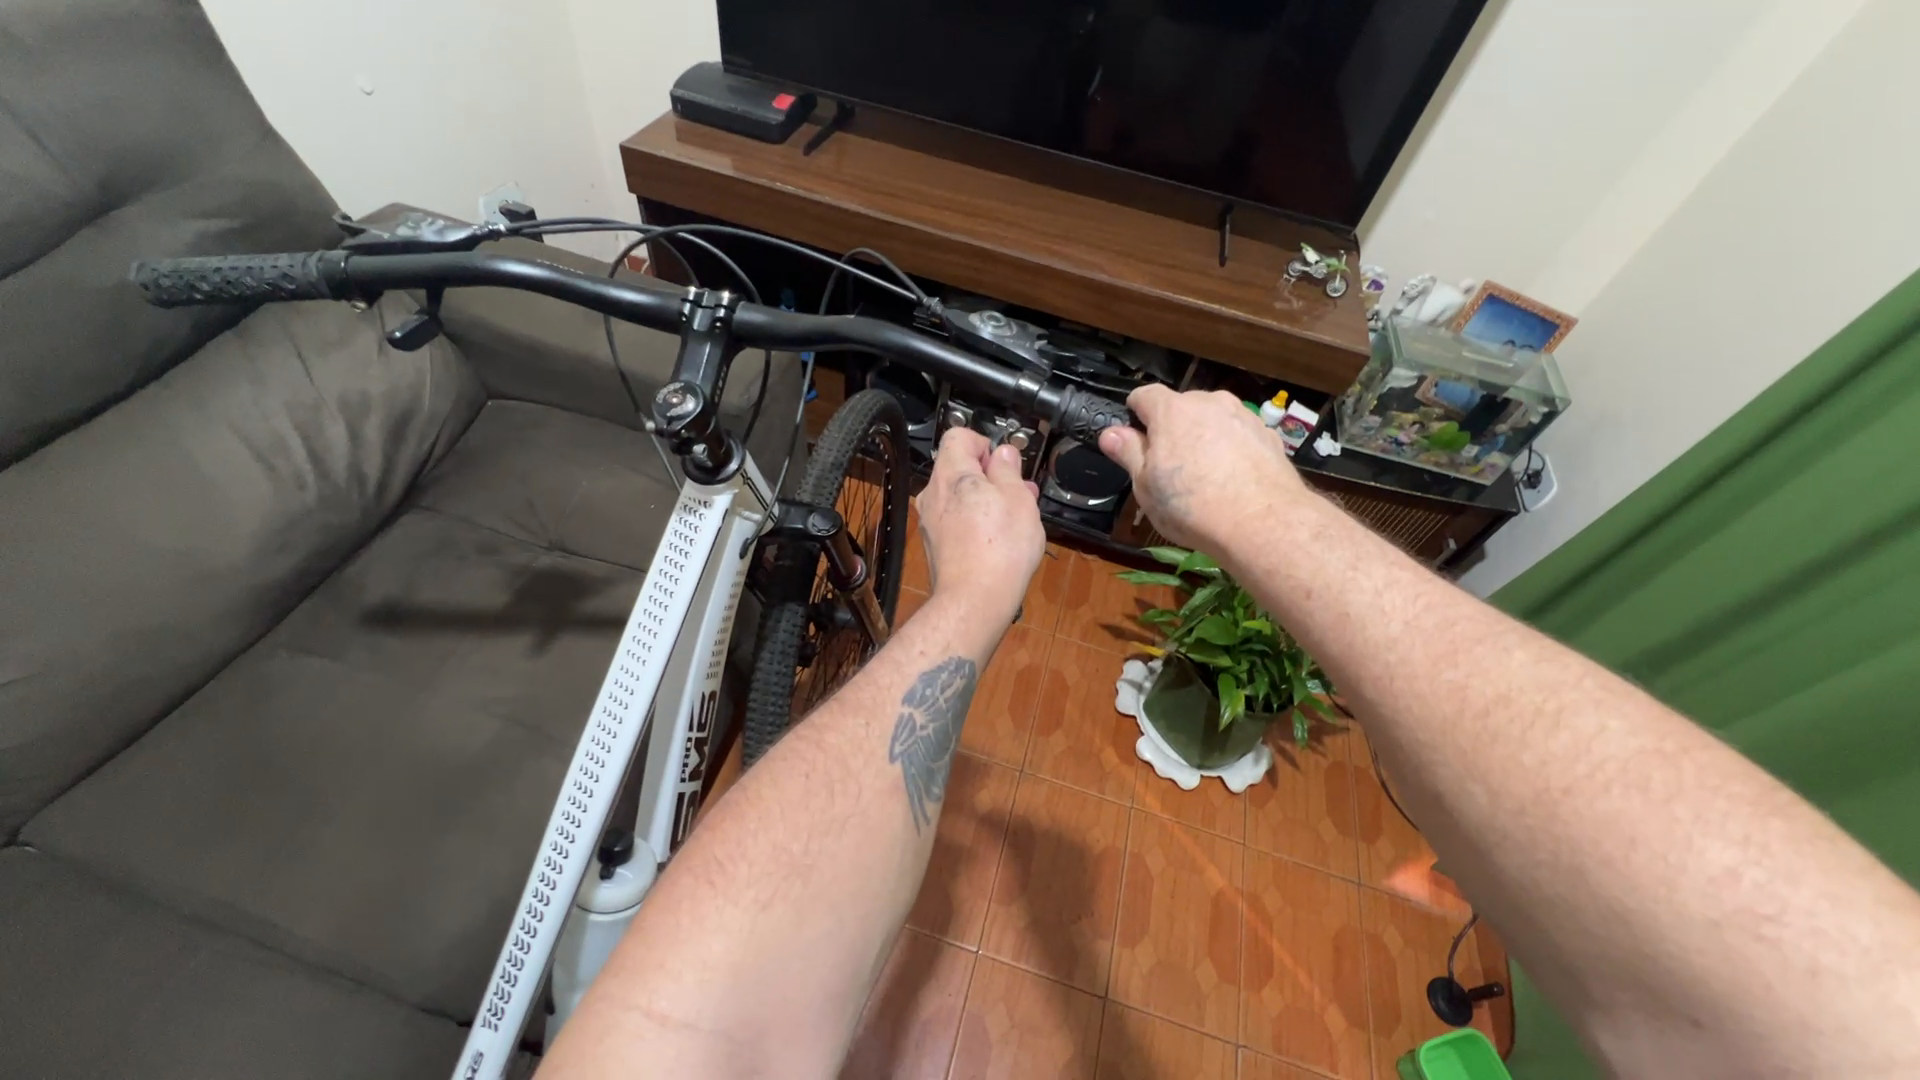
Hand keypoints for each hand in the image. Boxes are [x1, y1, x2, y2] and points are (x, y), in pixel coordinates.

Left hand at [915, 427, 1045, 623]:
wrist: (975, 600)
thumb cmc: (1000, 547)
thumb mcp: (1018, 498)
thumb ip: (1008, 470)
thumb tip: (1003, 454)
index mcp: (951, 474)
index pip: (958, 435)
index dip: (985, 442)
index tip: (1005, 461)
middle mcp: (933, 494)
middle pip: (959, 467)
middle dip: (991, 474)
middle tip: (1019, 490)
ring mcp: (931, 521)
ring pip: (959, 496)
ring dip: (987, 499)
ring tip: (1015, 515)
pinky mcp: (935, 545)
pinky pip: (956, 520)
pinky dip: (976, 521)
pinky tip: (999, 537)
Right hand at [1098, 386, 1309, 552]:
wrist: (1262, 522)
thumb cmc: (1192, 505)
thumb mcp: (1146, 486)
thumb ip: (1128, 453)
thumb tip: (1109, 433)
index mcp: (1172, 411)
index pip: (1144, 395)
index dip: (1134, 415)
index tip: (1133, 440)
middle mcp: (1209, 402)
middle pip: (1181, 407)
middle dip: (1172, 429)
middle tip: (1169, 467)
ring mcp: (1243, 415)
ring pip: (1213, 419)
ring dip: (1203, 437)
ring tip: (1205, 475)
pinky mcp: (1268, 435)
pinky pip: (1239, 435)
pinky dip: (1232, 449)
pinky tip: (1233, 480)